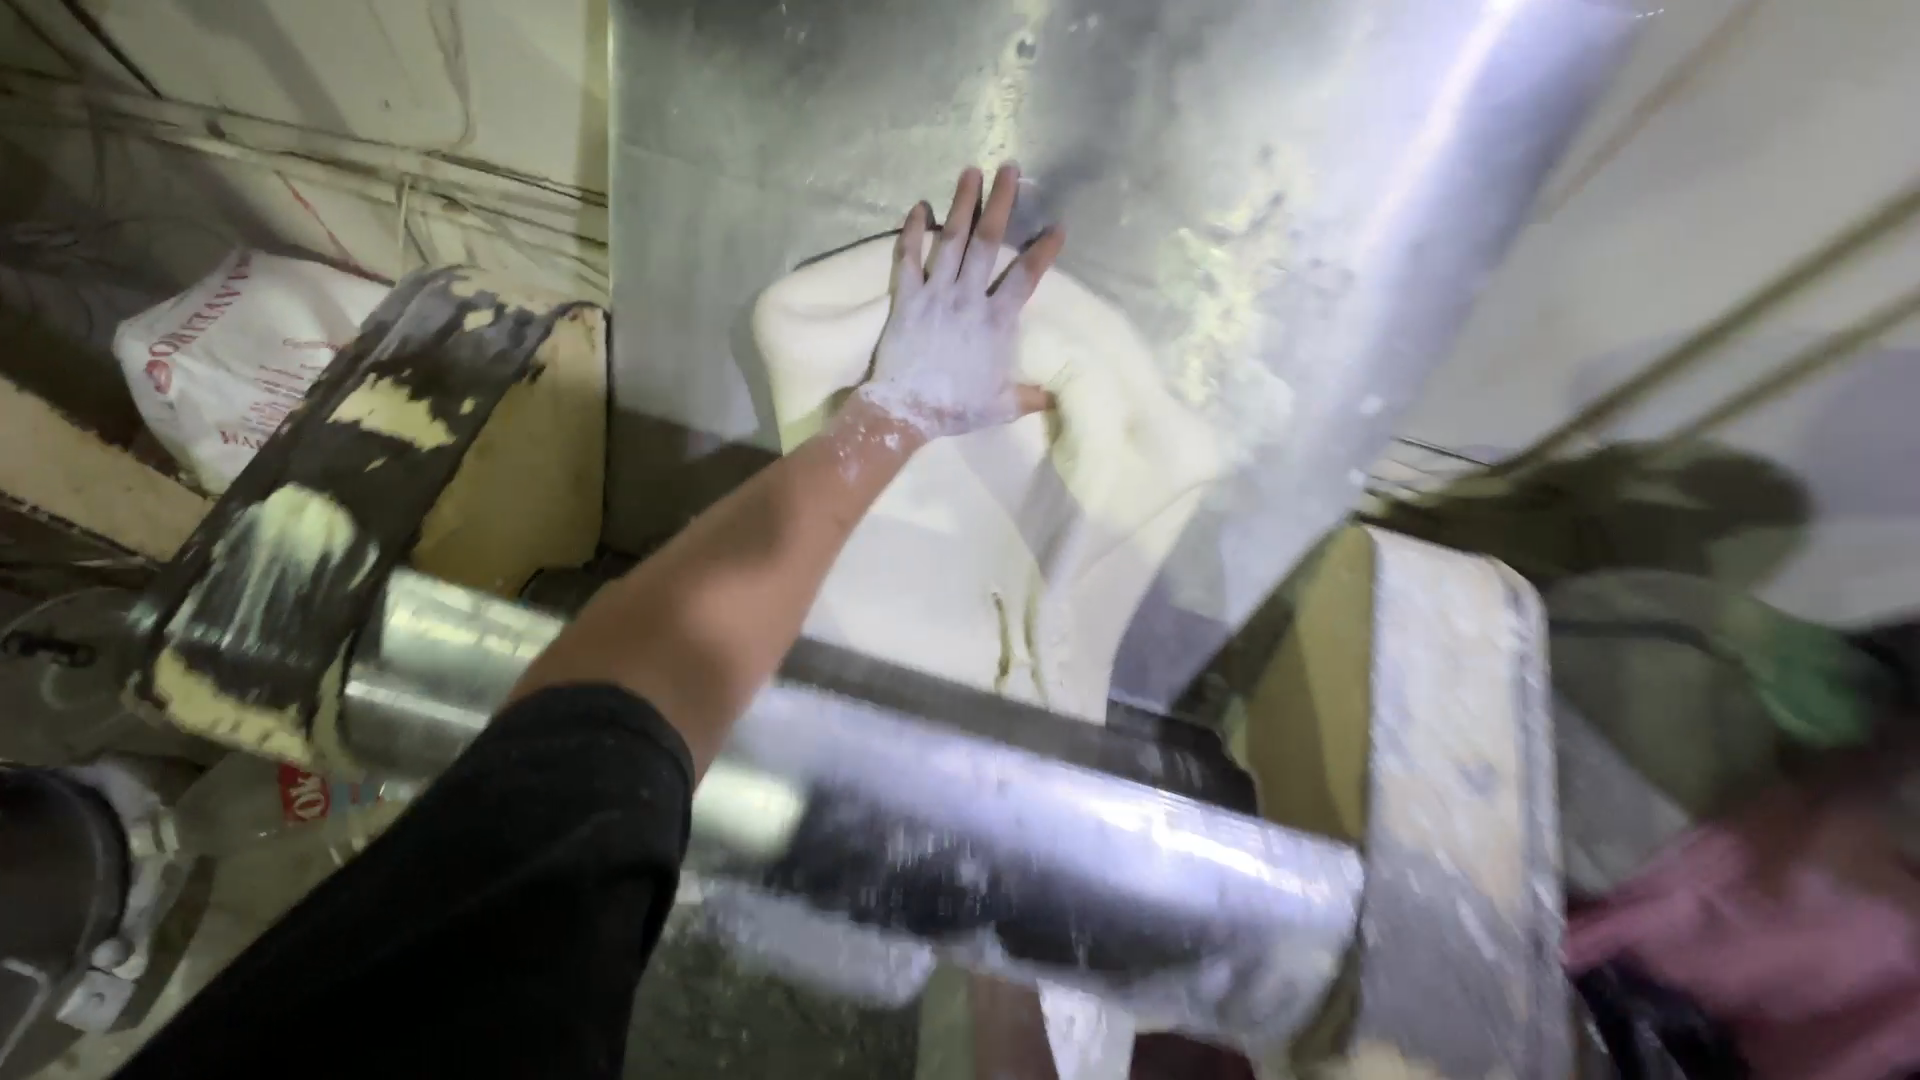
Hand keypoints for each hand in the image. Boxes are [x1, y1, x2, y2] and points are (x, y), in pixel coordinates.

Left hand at [855, 163, 1065, 439]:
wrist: (906, 411)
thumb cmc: (956, 408)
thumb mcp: (1001, 406)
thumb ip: (1030, 396)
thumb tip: (1056, 399)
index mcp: (996, 322)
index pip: (1026, 277)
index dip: (1044, 251)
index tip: (1058, 226)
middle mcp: (968, 298)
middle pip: (989, 242)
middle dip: (1001, 203)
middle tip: (1009, 169)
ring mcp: (935, 294)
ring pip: (952, 240)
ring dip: (962, 204)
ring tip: (970, 172)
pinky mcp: (906, 298)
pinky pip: (908, 258)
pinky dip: (913, 232)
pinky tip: (919, 207)